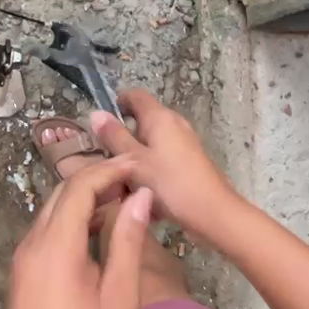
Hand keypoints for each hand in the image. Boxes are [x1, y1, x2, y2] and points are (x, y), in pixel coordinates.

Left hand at [3, 157, 152, 308]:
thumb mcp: (119, 296)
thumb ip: (128, 242)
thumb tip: (140, 197)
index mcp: (56, 245)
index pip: (79, 187)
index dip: (109, 170)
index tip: (138, 165)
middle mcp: (32, 242)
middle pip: (61, 193)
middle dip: (96, 179)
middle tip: (132, 180)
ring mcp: (22, 257)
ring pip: (51, 210)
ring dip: (82, 199)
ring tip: (121, 201)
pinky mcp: (21, 271)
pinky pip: (46, 230)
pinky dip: (71, 219)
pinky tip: (96, 230)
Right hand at [89, 89, 240, 237]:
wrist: (212, 213)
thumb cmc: (169, 183)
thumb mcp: (134, 161)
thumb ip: (114, 137)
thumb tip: (96, 113)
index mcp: (160, 117)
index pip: (135, 95)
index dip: (116, 103)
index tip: (101, 125)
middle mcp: (174, 124)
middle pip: (141, 121)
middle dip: (122, 138)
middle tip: (106, 160)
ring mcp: (184, 143)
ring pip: (150, 143)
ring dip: (134, 159)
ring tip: (121, 182)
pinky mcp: (189, 161)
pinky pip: (161, 159)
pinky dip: (149, 170)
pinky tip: (142, 194)